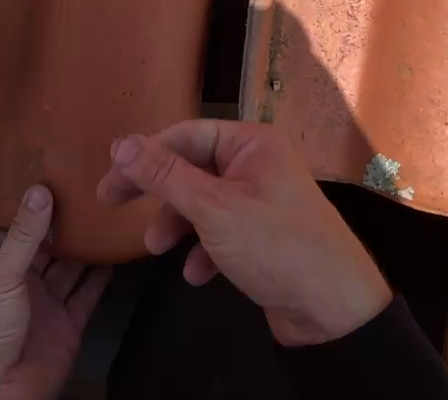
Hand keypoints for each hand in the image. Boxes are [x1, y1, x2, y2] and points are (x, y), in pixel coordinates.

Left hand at [0, 185, 112, 399]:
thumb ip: (24, 235)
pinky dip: (100, 278)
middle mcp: (21, 281)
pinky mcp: (67, 326)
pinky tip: (113, 254)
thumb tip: (40, 191)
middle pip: (45, 246)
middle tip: (87, 191)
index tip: (52, 175)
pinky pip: (86, 296)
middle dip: (62, 222)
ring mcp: (45, 304)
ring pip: (69, 268)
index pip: (13, 228)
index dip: (30, 206)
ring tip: (104, 216)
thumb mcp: (0, 274)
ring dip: (84, 247)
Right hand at [95, 120, 390, 346]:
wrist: (338, 313)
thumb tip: (121, 144)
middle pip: (191, 167)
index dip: (143, 154)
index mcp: (250, 143)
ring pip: (203, 202)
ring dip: (177, 224)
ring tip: (156, 248)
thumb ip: (164, 175)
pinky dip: (204, 248)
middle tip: (112, 202)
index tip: (110, 176)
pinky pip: (222, 230)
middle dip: (156, 191)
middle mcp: (256, 164)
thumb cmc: (275, 246)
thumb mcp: (212, 208)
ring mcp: (262, 200)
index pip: (184, 135)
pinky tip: (197, 273)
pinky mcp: (264, 235)